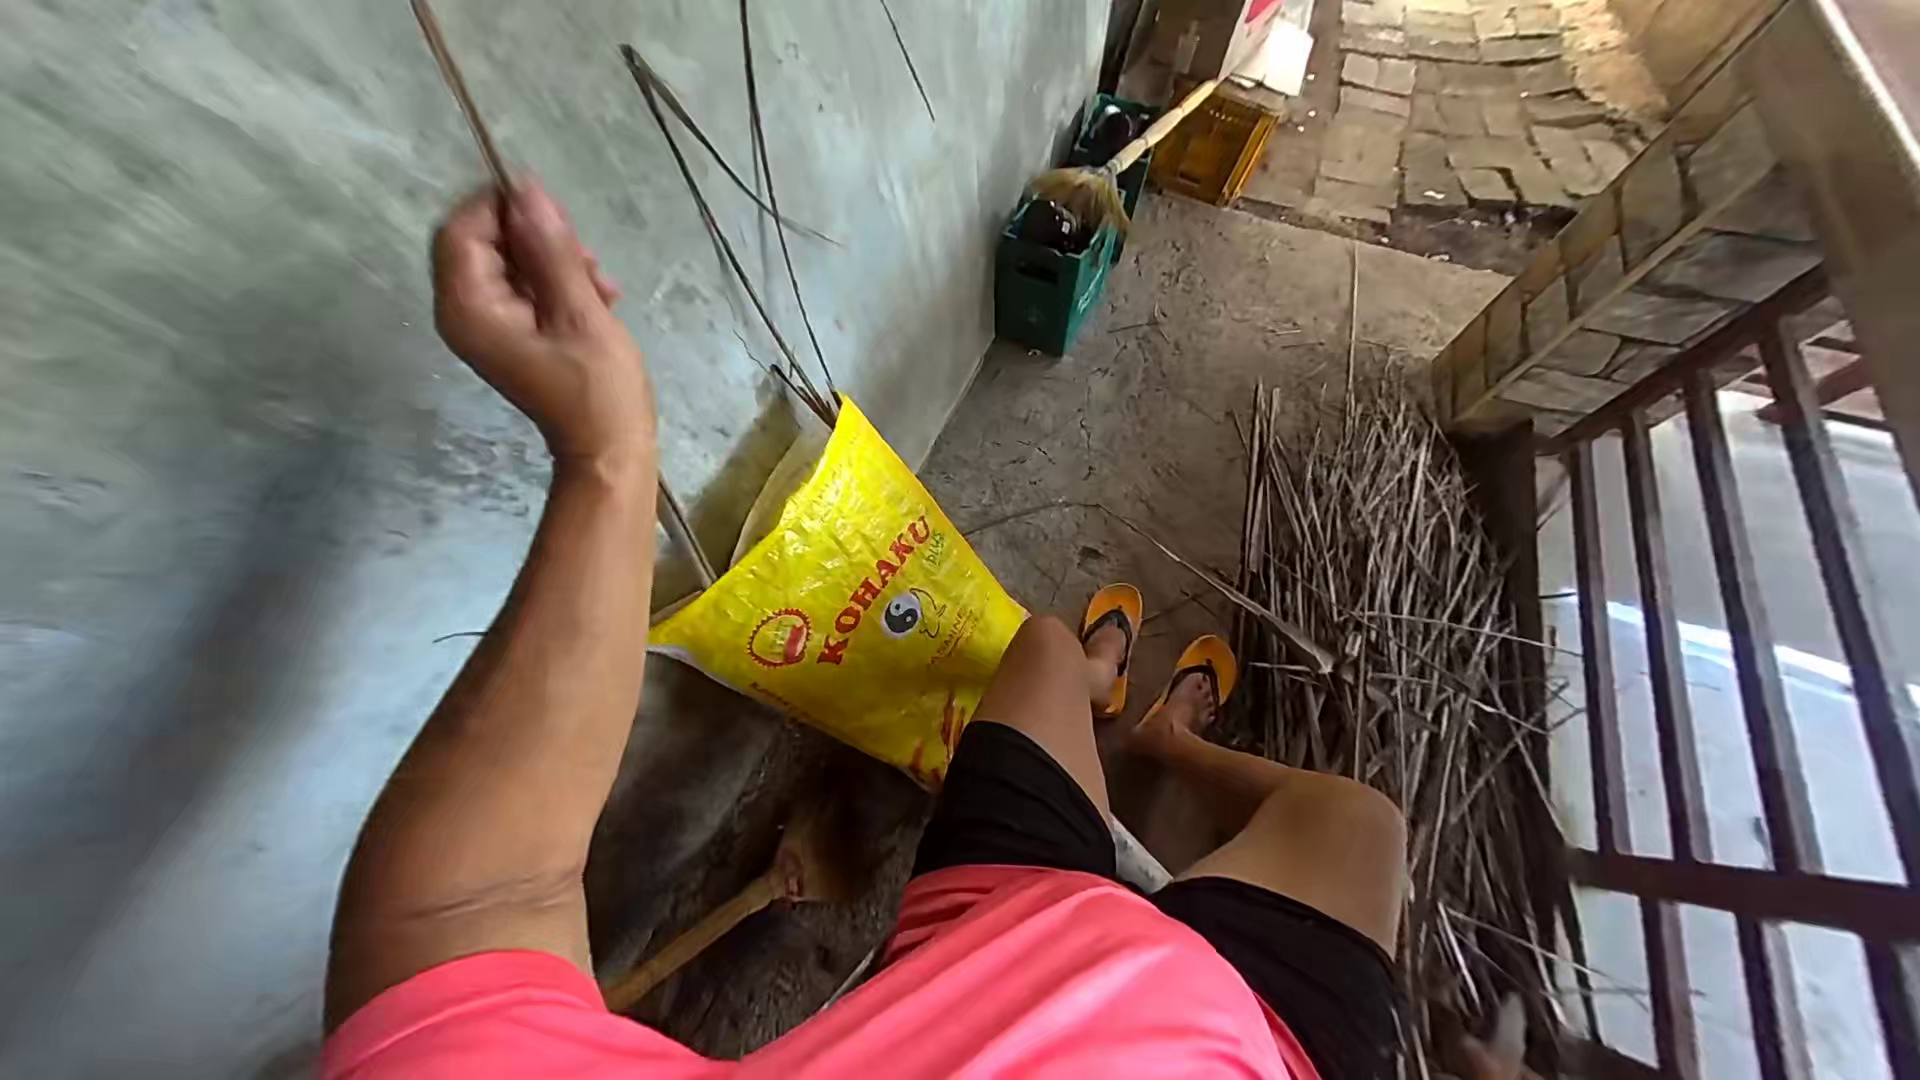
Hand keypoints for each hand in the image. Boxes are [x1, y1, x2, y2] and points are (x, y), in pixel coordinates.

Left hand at [431, 180, 654, 465]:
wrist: (611, 452)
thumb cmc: (600, 391)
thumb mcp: (583, 316)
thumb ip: (553, 253)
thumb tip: (529, 191)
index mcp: (470, 309)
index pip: (463, 232)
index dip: (502, 209)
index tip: (556, 212)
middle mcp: (466, 315)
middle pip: (485, 248)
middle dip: (538, 243)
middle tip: (590, 259)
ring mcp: (491, 330)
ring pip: (512, 270)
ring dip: (558, 266)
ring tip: (605, 285)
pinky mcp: (516, 340)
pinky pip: (527, 296)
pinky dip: (560, 290)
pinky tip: (600, 299)